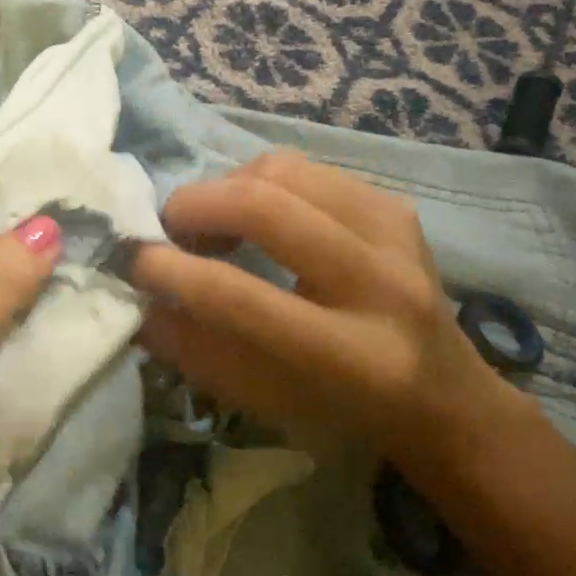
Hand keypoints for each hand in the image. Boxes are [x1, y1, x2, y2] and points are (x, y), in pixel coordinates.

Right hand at [131, 152, 517, 462]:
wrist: (442, 397)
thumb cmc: (338, 408)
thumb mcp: (259, 398)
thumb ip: (191, 347)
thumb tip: (134, 295)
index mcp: (352, 356)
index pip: (242, 297)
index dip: (173, 272)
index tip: (133, 261)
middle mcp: (384, 288)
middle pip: (268, 208)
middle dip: (195, 206)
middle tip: (167, 228)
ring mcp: (398, 237)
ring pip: (283, 171)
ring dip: (226, 187)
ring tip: (211, 221)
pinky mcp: (395, 206)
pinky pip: (305, 167)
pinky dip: (259, 181)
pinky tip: (253, 213)